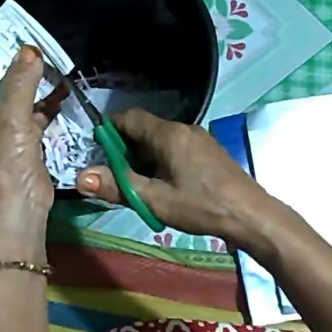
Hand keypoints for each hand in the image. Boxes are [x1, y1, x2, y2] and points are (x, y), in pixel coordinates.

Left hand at [0, 45, 61, 241]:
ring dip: (38, 88)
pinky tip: (64, 93)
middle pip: (2, 87)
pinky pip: (33, 118)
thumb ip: (20, 82)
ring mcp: (0, 136)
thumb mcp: (11, 119)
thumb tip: (29, 50)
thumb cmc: (4, 165)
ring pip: (20, 102)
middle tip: (48, 50)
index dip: (2, 57)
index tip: (25, 39)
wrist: (17, 215)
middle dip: (24, 71)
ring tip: (60, 66)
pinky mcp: (21, 147)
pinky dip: (47, 107)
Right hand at [77, 110, 283, 248]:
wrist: (249, 213)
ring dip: (144, 158)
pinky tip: (163, 186)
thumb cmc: (200, 205)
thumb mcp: (154, 200)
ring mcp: (199, 139)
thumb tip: (82, 176)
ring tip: (136, 186)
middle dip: (125, 149)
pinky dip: (162, 161)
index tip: (96, 151)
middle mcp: (184, 129)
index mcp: (168, 134)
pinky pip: (176, 148)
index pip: (129, 117)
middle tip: (114, 176)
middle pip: (144, 129)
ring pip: (161, 140)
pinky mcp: (209, 152)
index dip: (108, 130)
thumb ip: (118, 186)